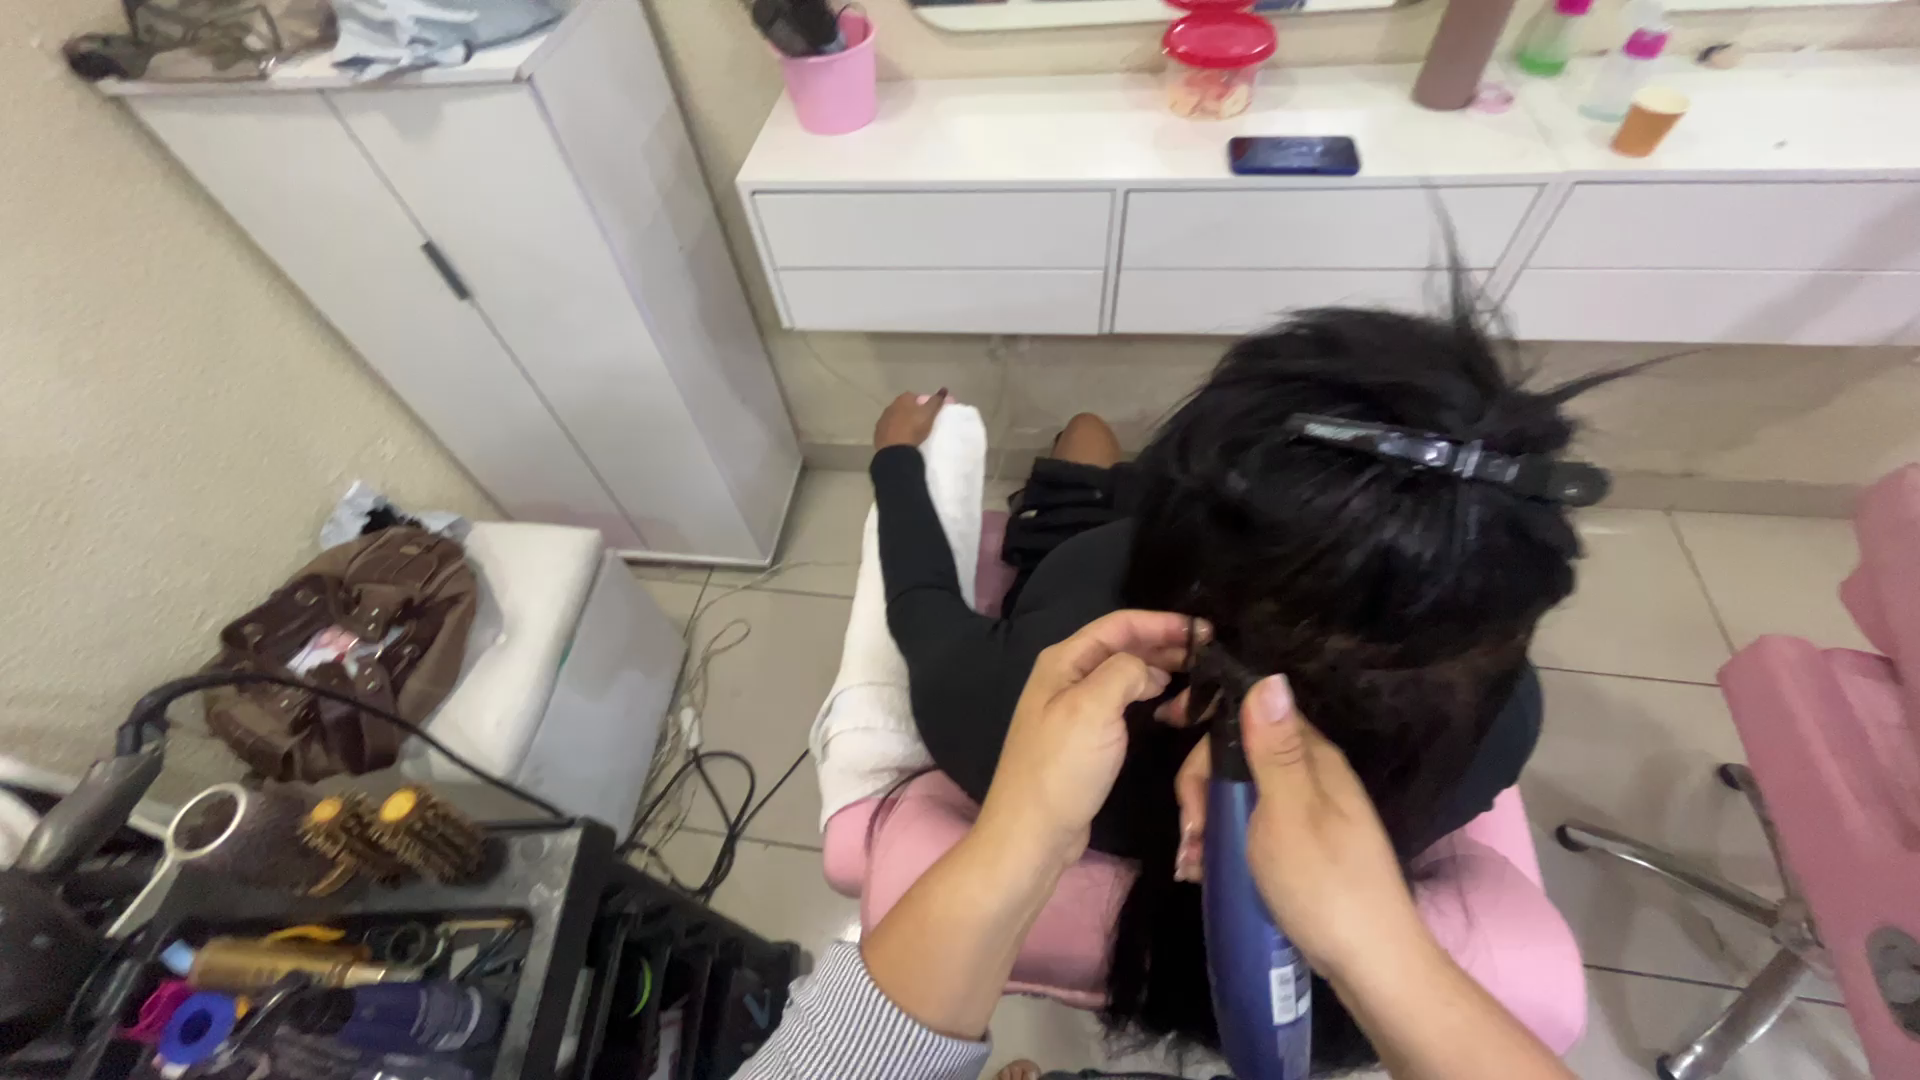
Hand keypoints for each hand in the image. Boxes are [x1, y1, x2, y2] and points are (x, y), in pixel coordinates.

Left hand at [874, 389, 947, 449]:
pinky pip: (888, 430)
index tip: (927, 412)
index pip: (913, 396)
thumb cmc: (914, 428)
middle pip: (902, 406)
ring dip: (901, 422)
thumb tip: (944, 389)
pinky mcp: (878, 434)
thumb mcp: (929, 414)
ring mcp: (882, 420)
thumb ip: (936, 401)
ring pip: (894, 418)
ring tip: (910, 432)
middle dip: (910, 412)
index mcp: (903, 399)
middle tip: (920, 422)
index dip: (921, 403)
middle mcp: (890, 406)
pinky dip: (894, 432)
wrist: (895, 450)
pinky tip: (900, 440)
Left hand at [977, 610, 1198, 862]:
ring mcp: (1074, 706)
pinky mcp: (1085, 734)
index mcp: (1064, 660)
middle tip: (1209, 652)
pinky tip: (1168, 700)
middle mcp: (1066, 675)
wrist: (1033, 831)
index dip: (1162, 622)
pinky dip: (1147, 693)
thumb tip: (1148, 668)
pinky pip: (1121, 700)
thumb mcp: (1093, 708)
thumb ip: (1124, 672)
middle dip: (1163, 642)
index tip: (1203, 629)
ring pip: (1123, 672)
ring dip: (1158, 667)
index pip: (1119, 624)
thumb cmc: (1061, 766)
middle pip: (1121, 645)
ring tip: (1197, 673)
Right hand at [1172, 676, 1426, 978]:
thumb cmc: (1325, 885)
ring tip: (1193, 860)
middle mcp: (1309, 776)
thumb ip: (1273, 749)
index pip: (1248, 713)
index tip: (1167, 728)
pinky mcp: (1296, 845)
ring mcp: (1304, 812)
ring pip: (1235, 793)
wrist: (1373, 970)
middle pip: (1235, 755)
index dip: (1206, 720)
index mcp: (1312, 758)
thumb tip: (1269, 677)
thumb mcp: (1289, 812)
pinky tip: (1204, 868)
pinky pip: (1245, 825)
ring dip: (1204, 820)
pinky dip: (1219, 842)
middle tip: (1193, 830)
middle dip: (1200, 786)